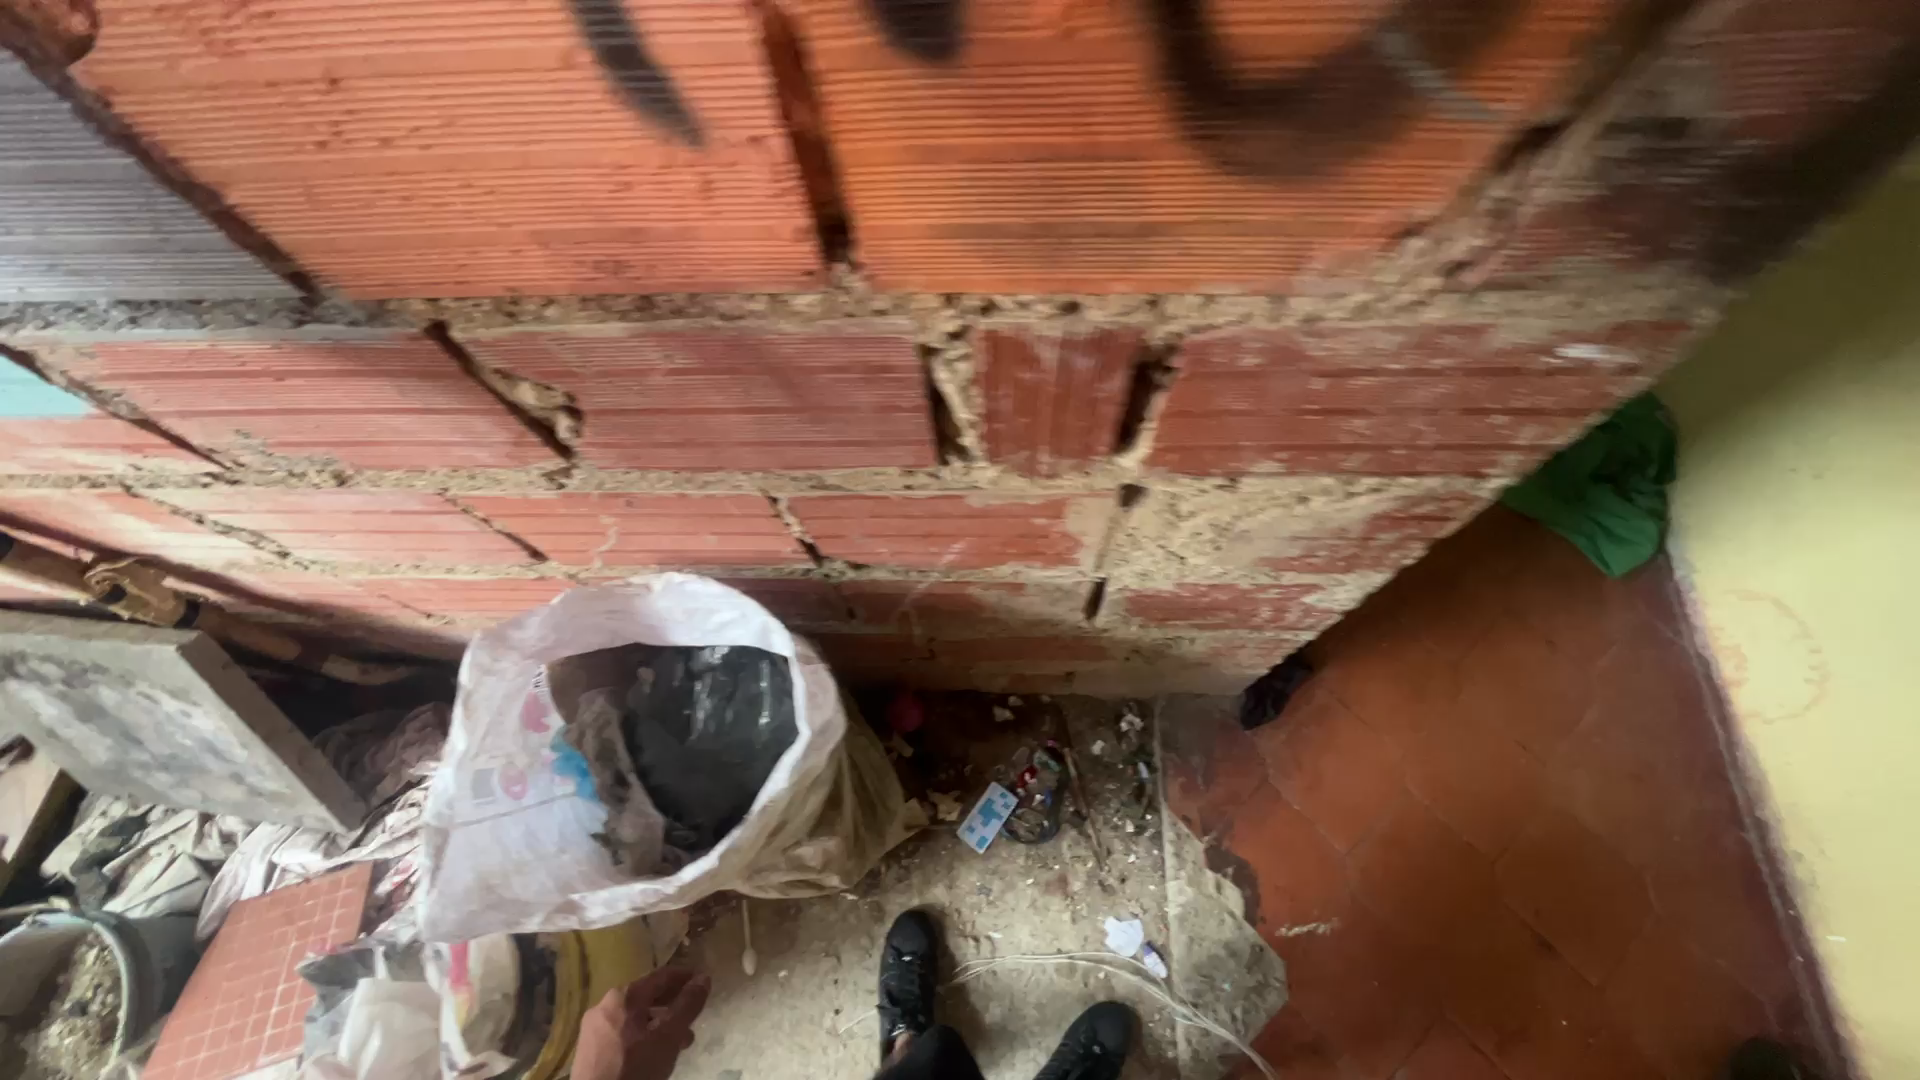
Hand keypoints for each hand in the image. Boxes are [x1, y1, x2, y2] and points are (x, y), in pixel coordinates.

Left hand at [572, 965, 711, 1079]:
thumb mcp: (669, 1036)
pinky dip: (641, 1037)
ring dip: (660, 1025)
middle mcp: (604, 1005)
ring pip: (635, 1018)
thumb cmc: (635, 1069)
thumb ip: (688, 1004)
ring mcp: (593, 1029)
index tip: (703, 984)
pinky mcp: (588, 1051)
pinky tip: (652, 1054)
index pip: (662, 976)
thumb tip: (703, 978)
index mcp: (624, 995)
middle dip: (674, 1006)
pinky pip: (622, 1033)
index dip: (686, 977)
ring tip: (678, 1042)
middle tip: (693, 1019)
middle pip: (647, 996)